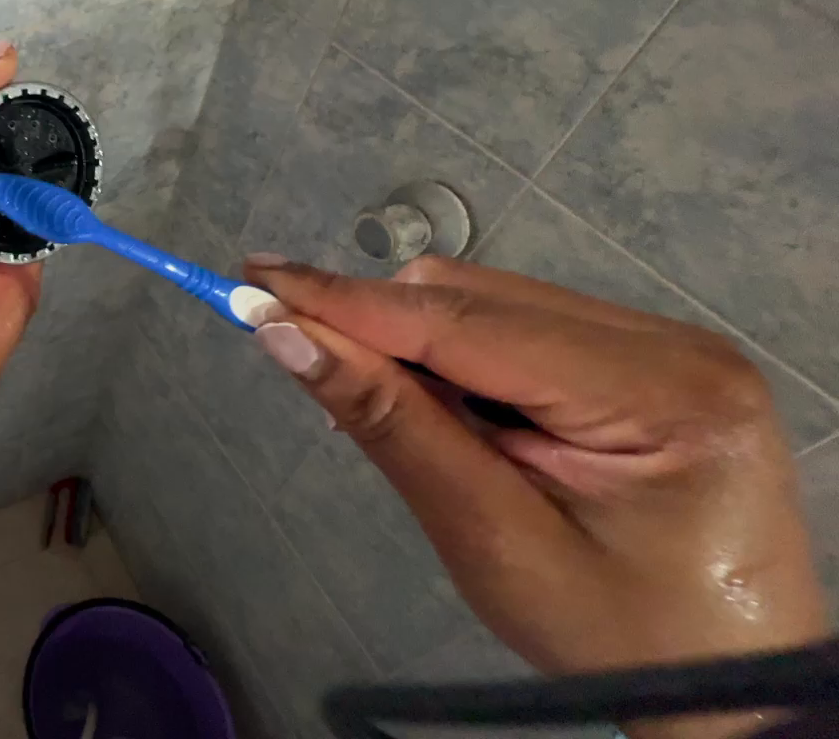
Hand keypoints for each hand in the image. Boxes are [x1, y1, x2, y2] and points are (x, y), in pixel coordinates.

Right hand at [242, 255, 828, 737]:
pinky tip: (431, 404)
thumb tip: (280, 334)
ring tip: (381, 406)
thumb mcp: (482, 532)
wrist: (723, 687)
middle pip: (463, 298)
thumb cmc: (609, 631)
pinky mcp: (630, 356)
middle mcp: (663, 342)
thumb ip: (384, 419)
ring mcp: (651, 343)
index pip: (456, 323)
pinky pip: (497, 323)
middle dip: (370, 323)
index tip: (248, 282)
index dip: (340, 300)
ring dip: (400, 339)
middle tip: (301, 360)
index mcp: (656, 392)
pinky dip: (436, 352)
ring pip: (472, 300)